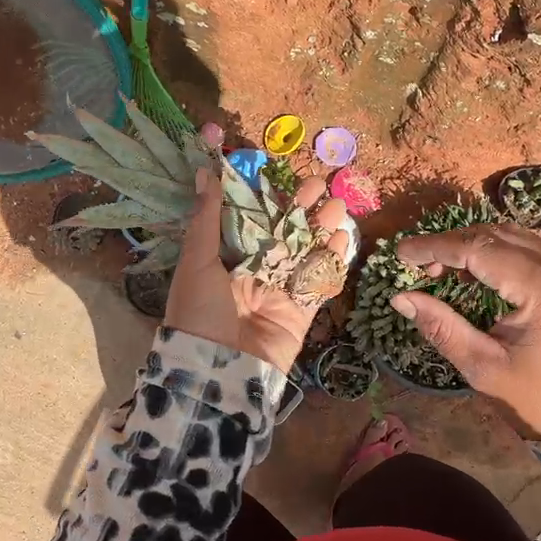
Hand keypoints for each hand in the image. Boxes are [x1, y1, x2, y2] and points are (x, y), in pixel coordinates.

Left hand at [165, 169, 350, 373]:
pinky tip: (343, 240)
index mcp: (226, 259)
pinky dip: (331, 262)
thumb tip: (205, 171)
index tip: (287, 175)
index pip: (253, 220)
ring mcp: (279, 292)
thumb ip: (206, 218)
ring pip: (305, 254)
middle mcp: (255, 272)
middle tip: (322, 184)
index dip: (271, 198)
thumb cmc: (200, 312)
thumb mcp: (197, 263)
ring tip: (338, 206)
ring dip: (321, 229)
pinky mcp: (300, 312)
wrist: (217, 369)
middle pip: (283, 233)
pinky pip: (318, 283)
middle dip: (303, 209)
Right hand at [391, 223, 540, 437]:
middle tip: (415, 263)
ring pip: (512, 237)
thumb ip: (442, 327)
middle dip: (451, 244)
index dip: (435, 247)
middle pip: (496, 236)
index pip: (480, 250)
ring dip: (472, 245)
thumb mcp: (483, 367)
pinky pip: (527, 250)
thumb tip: (400, 298)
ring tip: (436, 266)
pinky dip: (495, 253)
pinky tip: (470, 272)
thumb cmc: (536, 400)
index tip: (400, 253)